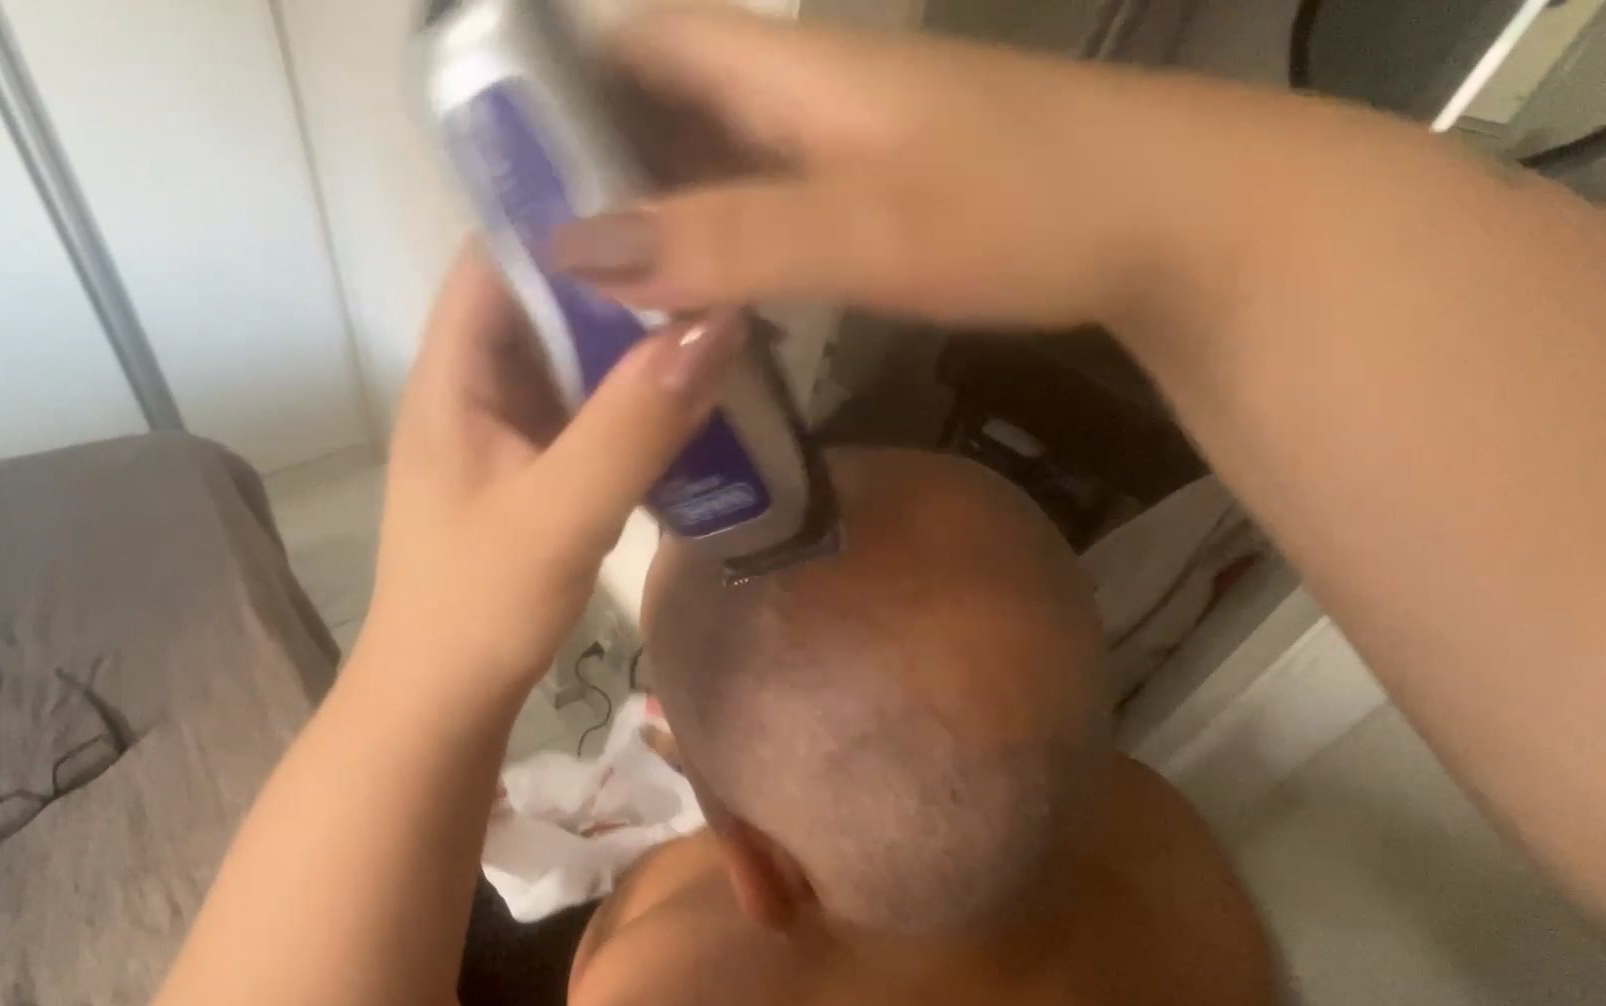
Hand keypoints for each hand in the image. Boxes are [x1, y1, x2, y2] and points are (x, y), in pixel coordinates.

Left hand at [358, 245, 740, 703]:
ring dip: (633, 346)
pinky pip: (584, 413)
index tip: (656, 195)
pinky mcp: (529, 473)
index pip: (497, 255)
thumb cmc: (478, 607)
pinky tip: (689, 402)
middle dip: (622, 285)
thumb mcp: (560, 512)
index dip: (565, 216)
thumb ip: (634, 423)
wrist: (442, 703)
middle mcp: (472, 389)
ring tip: (719, 320)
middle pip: (544, 303)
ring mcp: (502, 433)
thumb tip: (719, 322)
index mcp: (452, 375)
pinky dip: (632, 402)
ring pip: (570, 361)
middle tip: (713, 264)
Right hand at [551, 8, 1152, 328]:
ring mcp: (849, 141)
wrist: (1176, 221)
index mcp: (792, 69)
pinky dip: (720, 236)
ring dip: (658, 205)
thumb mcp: (857, 228)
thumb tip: (578, 252)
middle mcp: (809, 91)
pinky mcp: (883, 188)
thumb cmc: (1021, 206)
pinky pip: (768, 201)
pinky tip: (701, 290)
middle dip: (598, 159)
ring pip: (720, 157)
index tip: (504, 150)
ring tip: (599, 279)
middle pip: (671, 101)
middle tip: (540, 244)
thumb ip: (719, 238)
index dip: (564, 78)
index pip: (646, 39)